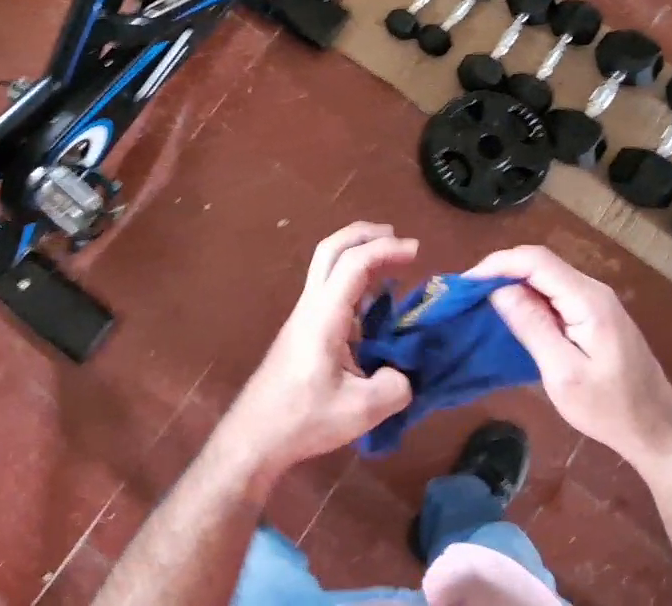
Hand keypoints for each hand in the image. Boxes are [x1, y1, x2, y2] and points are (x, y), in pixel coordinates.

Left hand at [214, 223, 416, 485]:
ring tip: (393, 268)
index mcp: (324, 315)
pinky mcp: (303, 332)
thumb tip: (405, 375)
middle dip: (363, 235)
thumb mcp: (361, 410)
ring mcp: (304, 317)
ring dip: (358, 258)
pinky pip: (330, 292)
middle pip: (331, 250)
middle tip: (397, 238)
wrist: (255, 435)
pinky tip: (376, 306)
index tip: (416, 251)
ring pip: (328, 268)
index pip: (354, 263)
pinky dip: (355, 284)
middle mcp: (311, 306)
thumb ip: (395, 387)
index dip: (385, 250)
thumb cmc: (303, 418)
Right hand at [466, 245, 671, 468]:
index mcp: (587, 300)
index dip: (497, 264)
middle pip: (539, 263)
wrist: (658, 432)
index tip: (466, 283)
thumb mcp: (563, 374)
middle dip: (500, 272)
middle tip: (468, 295)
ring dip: (511, 283)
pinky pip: (554, 292)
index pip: (535, 260)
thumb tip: (498, 290)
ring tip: (481, 302)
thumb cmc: (611, 409)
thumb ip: (532, 327)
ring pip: (545, 276)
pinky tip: (510, 313)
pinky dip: (527, 296)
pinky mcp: (593, 314)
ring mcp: (595, 301)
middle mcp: (593, 290)